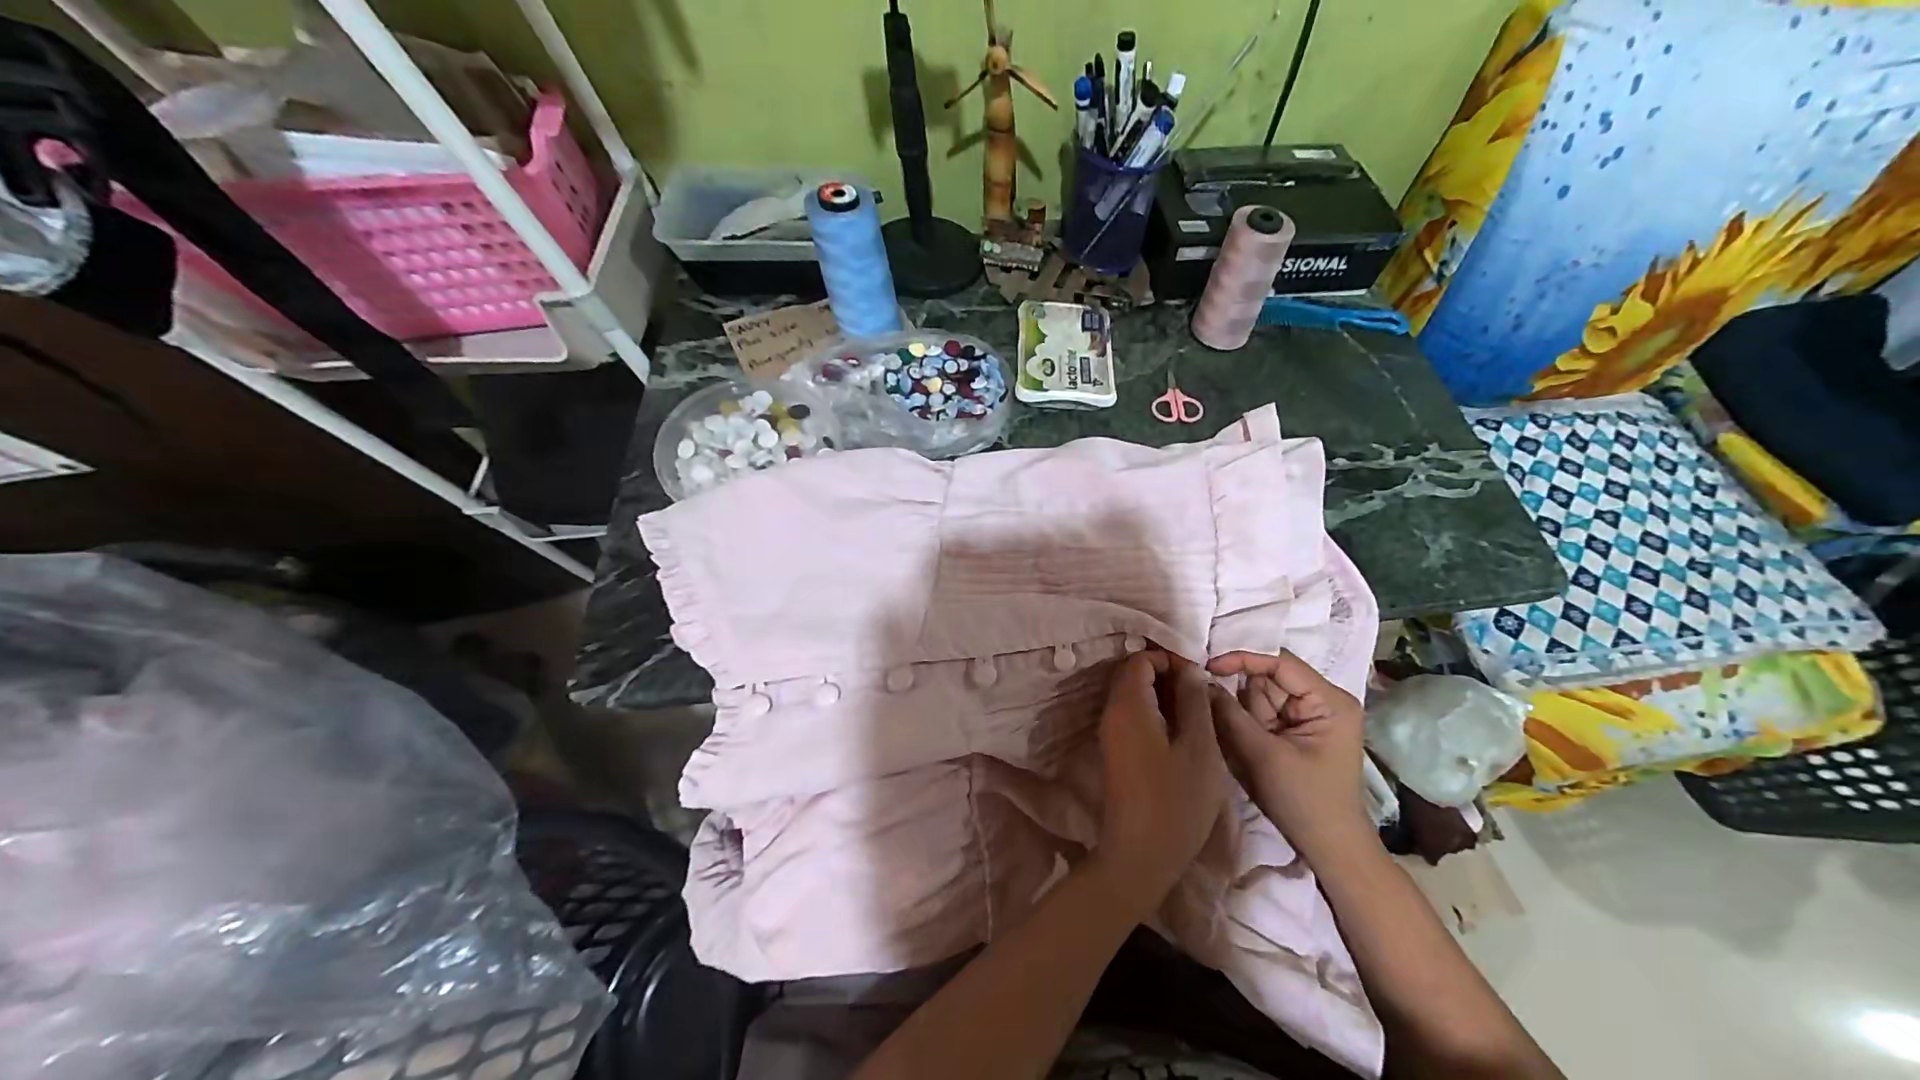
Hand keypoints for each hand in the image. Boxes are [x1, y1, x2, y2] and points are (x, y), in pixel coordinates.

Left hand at [1093, 650, 1229, 917]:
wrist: (1140, 855)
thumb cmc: (1176, 801)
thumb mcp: (1199, 748)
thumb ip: (1194, 702)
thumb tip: (1190, 669)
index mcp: (1127, 705)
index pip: (1139, 659)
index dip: (1169, 658)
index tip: (1199, 674)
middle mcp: (1110, 713)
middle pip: (1133, 676)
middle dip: (1167, 675)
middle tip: (1202, 693)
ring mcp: (1109, 734)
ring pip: (1133, 697)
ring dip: (1163, 696)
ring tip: (1198, 712)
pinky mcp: (1115, 752)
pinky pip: (1133, 718)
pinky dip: (1156, 714)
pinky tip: (1182, 732)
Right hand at [1206, 650, 1373, 863]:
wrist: (1329, 847)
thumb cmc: (1304, 800)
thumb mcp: (1263, 755)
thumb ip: (1230, 714)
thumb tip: (1201, 680)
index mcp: (1329, 700)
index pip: (1280, 663)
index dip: (1242, 659)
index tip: (1206, 666)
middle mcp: (1322, 701)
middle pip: (1269, 678)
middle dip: (1238, 688)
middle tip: (1207, 696)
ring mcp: (1309, 716)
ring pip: (1261, 695)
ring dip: (1239, 706)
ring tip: (1223, 723)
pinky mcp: (1295, 731)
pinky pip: (1262, 712)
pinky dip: (1244, 719)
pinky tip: (1233, 732)